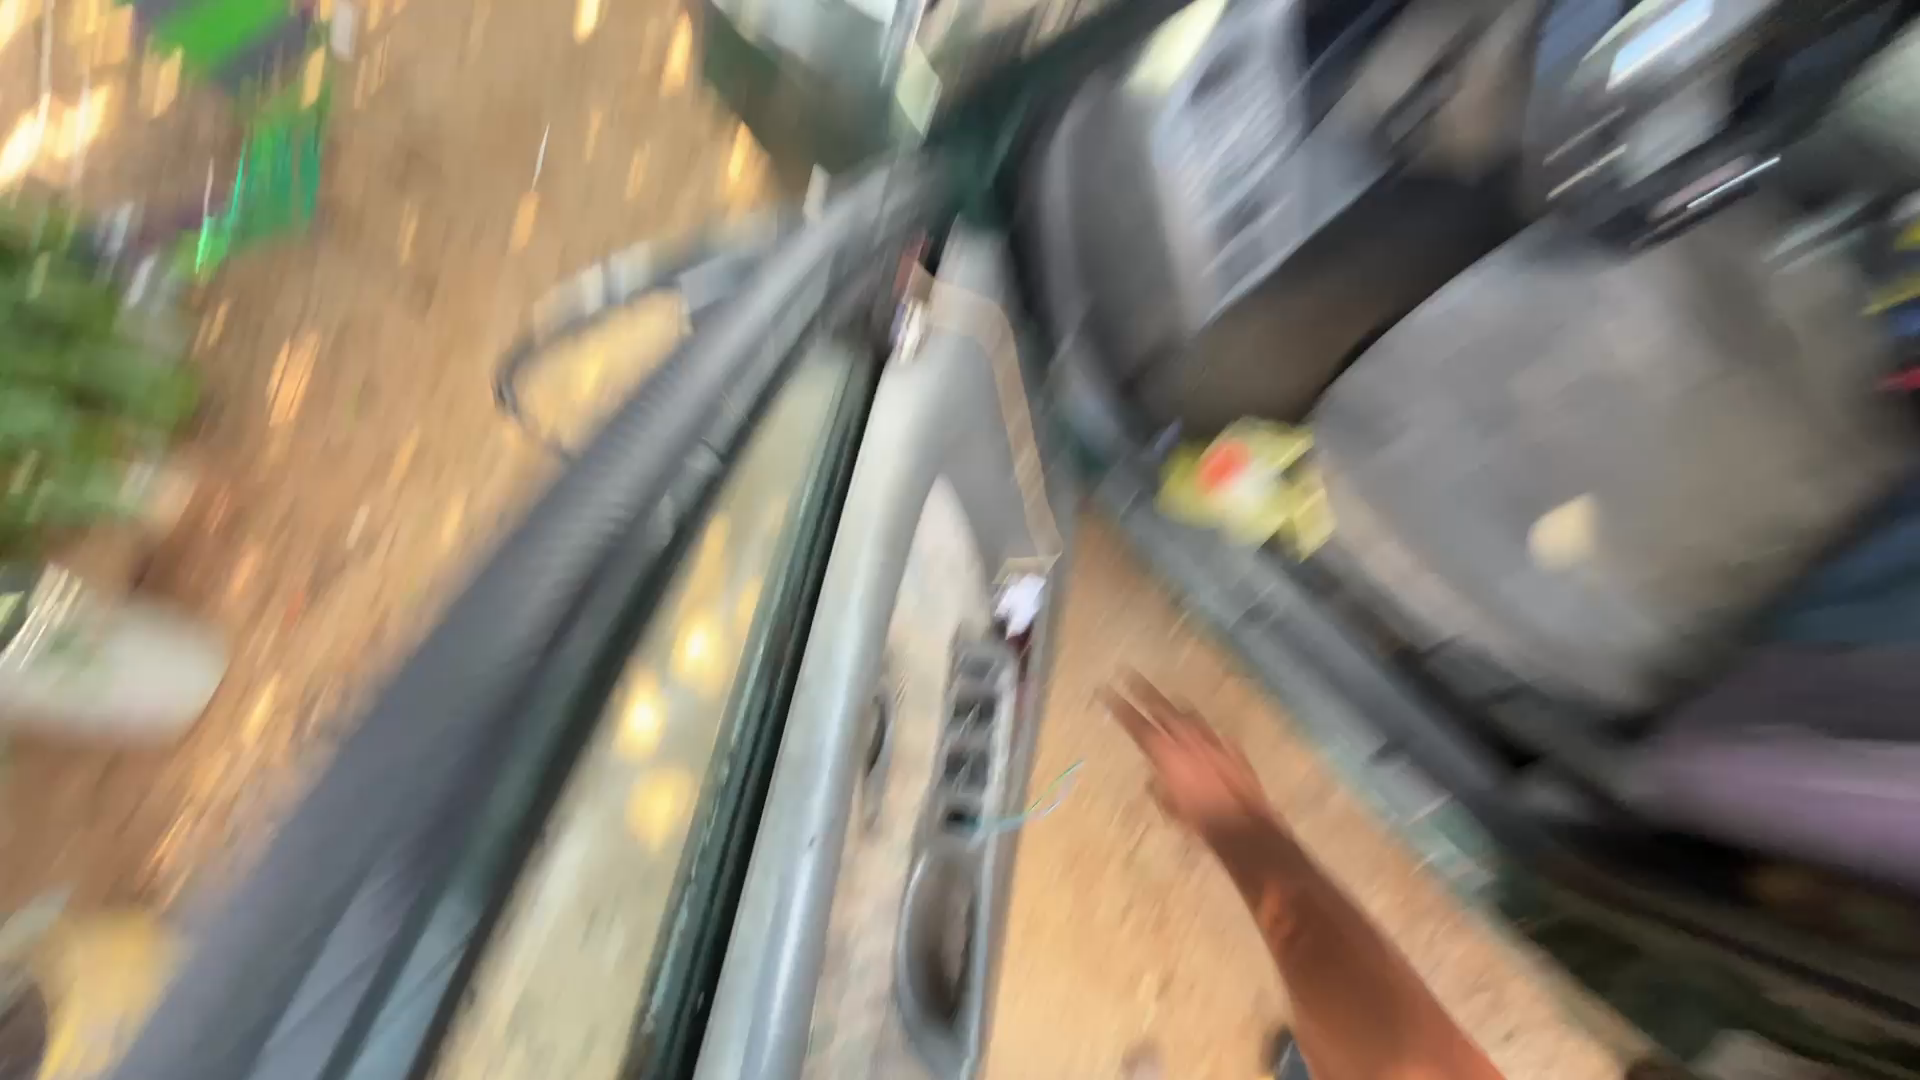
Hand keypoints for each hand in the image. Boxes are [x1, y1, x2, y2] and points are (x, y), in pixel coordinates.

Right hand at [1100, 671, 1276, 843]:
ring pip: (1189, 715)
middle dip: (1143, 689)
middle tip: (1130, 674)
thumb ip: (1158, 786)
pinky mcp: (1232, 748)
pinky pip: (1213, 733)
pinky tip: (1203, 734)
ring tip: (1168, 701)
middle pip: (1161, 707)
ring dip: (1176, 708)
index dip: (1119, 706)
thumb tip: (1155, 779)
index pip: (1136, 723)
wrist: (1242, 825)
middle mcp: (1186, 740)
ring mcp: (1211, 741)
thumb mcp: (1168, 806)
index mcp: (1165, 753)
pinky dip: (1204, 731)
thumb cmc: (1198, 820)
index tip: (1107, 690)